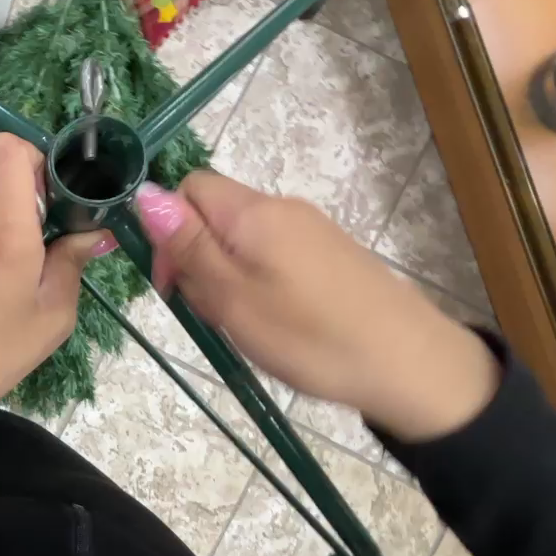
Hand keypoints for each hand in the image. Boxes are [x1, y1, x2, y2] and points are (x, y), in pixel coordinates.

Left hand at [0, 134, 111, 417]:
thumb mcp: (53, 315)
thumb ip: (72, 261)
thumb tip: (91, 231)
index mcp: (4, 233)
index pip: (5, 150)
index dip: (32, 156)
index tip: (50, 192)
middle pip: (1, 186)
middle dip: (26, 209)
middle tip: (40, 253)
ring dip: (1, 232)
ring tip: (6, 282)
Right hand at [134, 173, 500, 440]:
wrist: (413, 367)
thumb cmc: (309, 336)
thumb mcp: (231, 295)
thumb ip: (187, 244)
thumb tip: (143, 193)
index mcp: (253, 213)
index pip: (187, 188)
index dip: (165, 228)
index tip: (171, 282)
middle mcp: (280, 209)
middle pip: (210, 215)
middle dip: (193, 258)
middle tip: (210, 310)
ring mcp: (308, 230)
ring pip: (237, 239)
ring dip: (221, 276)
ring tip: (240, 322)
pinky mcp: (326, 254)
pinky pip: (267, 255)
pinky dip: (252, 282)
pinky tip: (268, 321)